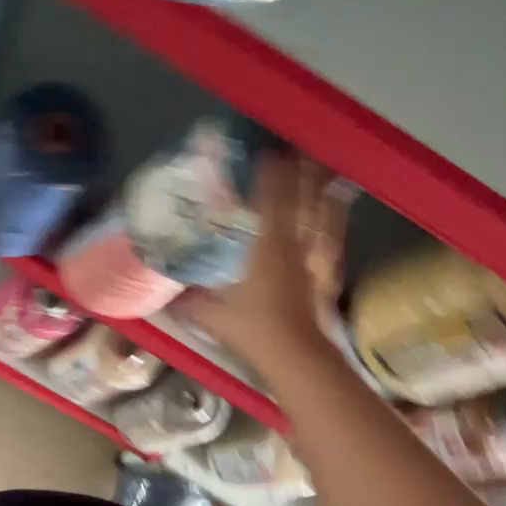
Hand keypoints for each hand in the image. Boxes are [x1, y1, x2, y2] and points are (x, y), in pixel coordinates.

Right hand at [172, 154, 349, 368]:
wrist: (296, 355)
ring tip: (324, 171)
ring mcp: (316, 259)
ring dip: (323, 191)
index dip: (270, 174)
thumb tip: (167, 298)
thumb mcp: (212, 317)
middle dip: (301, 173)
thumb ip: (190, 303)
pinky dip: (336, 221)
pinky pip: (334, 240)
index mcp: (267, 246)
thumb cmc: (253, 330)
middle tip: (300, 150)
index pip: (272, 200)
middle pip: (303, 199)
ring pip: (323, 215)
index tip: (266, 153)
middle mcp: (295, 245)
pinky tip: (338, 212)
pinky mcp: (327, 276)